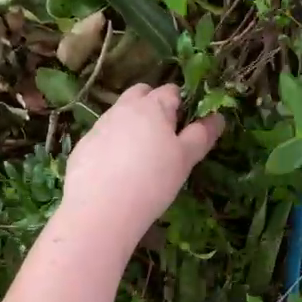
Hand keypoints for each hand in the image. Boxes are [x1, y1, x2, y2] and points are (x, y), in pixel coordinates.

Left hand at [62, 83, 223, 240]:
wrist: (101, 210)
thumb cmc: (152, 181)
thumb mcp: (184, 160)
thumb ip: (201, 136)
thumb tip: (218, 118)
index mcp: (152, 106)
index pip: (171, 91)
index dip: (181, 105)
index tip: (186, 128)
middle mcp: (123, 108)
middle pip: (140, 94)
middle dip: (152, 106)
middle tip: (163, 138)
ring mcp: (100, 126)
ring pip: (120, 115)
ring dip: (132, 127)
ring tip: (140, 159)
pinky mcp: (84, 146)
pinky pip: (103, 138)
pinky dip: (113, 147)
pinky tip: (118, 173)